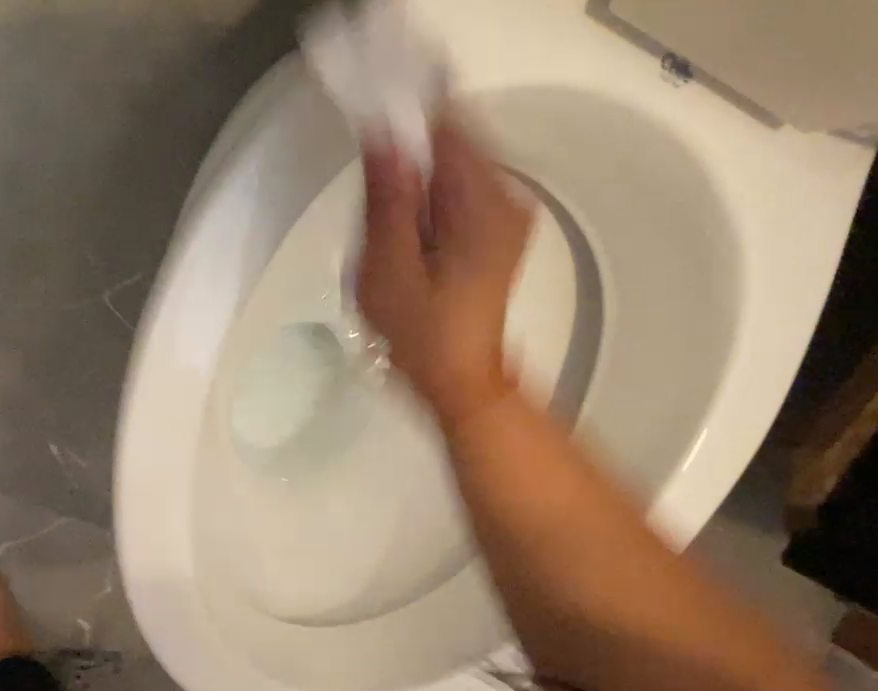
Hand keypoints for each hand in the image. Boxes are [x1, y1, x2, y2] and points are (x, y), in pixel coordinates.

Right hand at [356, 116, 535, 424]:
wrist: (460, 381)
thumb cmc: (420, 335)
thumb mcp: (388, 269)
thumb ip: (388, 200)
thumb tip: (384, 137)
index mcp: (482, 204)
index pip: (445, 126)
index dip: (404, 122)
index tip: (371, 137)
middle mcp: (507, 196)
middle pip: (447, 148)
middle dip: (405, 169)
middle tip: (378, 223)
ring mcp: (507, 212)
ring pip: (448, 171)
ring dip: (413, 192)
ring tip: (393, 244)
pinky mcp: (499, 228)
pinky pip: (455, 194)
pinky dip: (426, 207)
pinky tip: (410, 247)